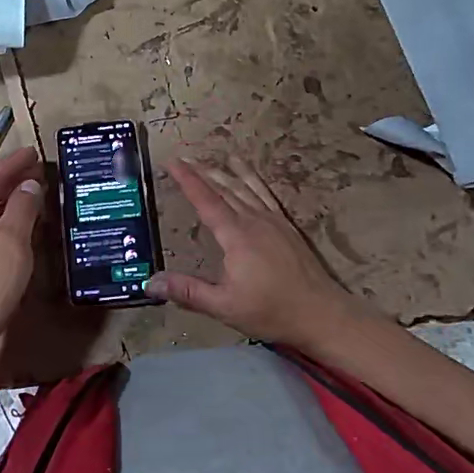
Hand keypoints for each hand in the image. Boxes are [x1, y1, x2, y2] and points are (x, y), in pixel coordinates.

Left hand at [0, 147, 46, 351]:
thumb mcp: (13, 238)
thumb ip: (23, 206)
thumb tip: (30, 184)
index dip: (13, 163)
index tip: (34, 152)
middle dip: (12, 178)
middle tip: (39, 167)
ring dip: (11, 197)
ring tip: (35, 187)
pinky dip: (7, 216)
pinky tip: (24, 218)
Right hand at [147, 156, 367, 345]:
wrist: (322, 314)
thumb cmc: (271, 311)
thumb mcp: (224, 306)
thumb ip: (187, 292)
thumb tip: (151, 282)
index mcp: (236, 236)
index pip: (206, 201)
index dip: (188, 180)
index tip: (172, 162)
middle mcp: (254, 221)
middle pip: (224, 188)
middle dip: (202, 171)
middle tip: (183, 158)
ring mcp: (273, 221)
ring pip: (244, 188)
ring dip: (224, 172)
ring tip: (210, 159)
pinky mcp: (286, 226)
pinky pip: (265, 194)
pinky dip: (253, 179)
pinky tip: (247, 173)